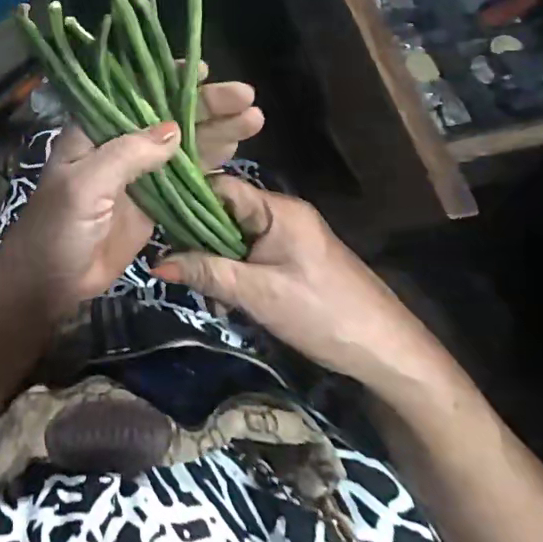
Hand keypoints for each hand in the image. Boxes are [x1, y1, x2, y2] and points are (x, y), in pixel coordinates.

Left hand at [0, 80, 268, 319]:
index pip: (132, 94)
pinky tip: (237, 149)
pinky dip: (211, 164)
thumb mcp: (84, 186)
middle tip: (245, 97)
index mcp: (92, 133)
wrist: (50, 281)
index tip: (205, 71)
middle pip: (165, 117)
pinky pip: (185, 178)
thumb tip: (174, 129)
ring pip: (181, 145)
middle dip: (204, 105)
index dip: (166, 80)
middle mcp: (117, 147)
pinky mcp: (151, 203)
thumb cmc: (57, 228)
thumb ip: (126, 155)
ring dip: (215, 131)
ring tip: (254, 118)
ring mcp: (136, 175)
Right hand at [153, 177, 453, 398]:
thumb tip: (155, 262)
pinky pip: (248, 252)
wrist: (390, 355)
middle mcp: (282, 213)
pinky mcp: (292, 258)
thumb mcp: (257, 293)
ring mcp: (289, 235)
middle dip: (195, 237)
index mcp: (277, 209)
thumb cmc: (323, 314)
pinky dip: (231, 270)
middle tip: (168, 260)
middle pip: (223, 210)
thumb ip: (205, 272)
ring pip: (233, 235)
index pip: (218, 186)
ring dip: (212, 259)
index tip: (152, 219)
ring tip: (194, 285)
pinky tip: (220, 296)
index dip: (184, 199)